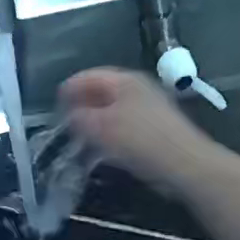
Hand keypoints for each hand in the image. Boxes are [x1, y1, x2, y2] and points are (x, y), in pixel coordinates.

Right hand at [58, 67, 221, 191]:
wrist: (184, 163)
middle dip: (83, 105)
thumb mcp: (101, 127)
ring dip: (96, 121)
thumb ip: (80, 118)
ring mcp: (150, 108)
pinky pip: (125, 125)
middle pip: (104, 92)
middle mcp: (139, 89)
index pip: (91, 76)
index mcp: (125, 81)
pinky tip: (103, 148)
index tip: (55, 101)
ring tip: (80, 137)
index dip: (71, 87)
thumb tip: (70, 115)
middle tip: (65, 120)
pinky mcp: (156, 129)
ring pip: (114, 110)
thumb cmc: (140, 140)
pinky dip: (110, 133)